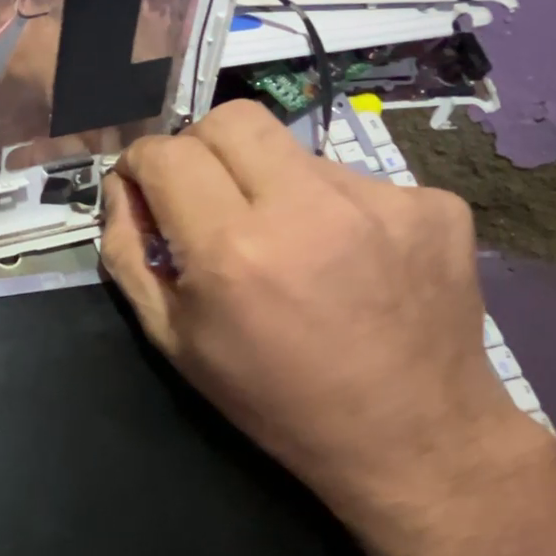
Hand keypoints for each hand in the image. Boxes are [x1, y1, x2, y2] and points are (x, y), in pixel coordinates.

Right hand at [100, 101, 545, 530]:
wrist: (410, 436)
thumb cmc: (270, 399)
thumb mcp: (172, 340)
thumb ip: (129, 257)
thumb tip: (122, 193)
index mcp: (232, 250)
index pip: (166, 153)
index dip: (140, 163)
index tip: (143, 188)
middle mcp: (306, 208)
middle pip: (230, 119)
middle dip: (196, 147)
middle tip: (200, 197)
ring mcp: (380, 200)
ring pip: (292, 150)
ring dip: (266, 183)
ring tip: (284, 245)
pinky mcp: (432, 204)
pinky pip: (352, 180)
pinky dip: (327, 209)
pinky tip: (341, 260)